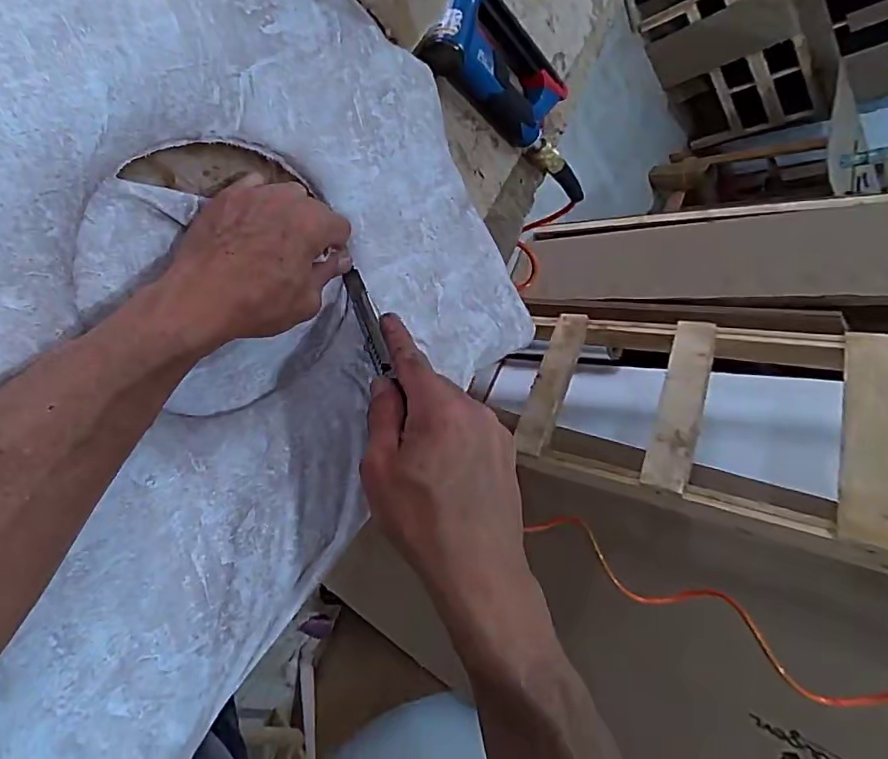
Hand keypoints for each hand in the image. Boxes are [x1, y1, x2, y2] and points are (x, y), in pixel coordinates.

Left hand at [152, 174, 351, 354]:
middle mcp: (289, 199)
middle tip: (296, 252)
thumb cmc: (258, 303)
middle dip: (312, 227)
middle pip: (314, 208)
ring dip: (287, 211)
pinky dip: (258, 198)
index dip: (335, 247)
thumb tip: (339, 259)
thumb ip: (327, 274)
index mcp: (315, 223)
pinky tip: (250, 218)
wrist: (198, 298)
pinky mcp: (228, 195)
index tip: (322, 261)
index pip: (340, 227)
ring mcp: (256, 192)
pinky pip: (254, 185)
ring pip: (285, 193)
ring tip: (271, 234)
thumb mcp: (305, 301)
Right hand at [360, 315, 536, 625]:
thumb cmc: (420, 521)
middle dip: (413, 399)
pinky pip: (472, 429)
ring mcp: (495, 429)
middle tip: (394, 438)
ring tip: (423, 469)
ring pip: (454, 410)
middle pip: (434, 389)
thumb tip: (387, 384)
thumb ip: (382, 417)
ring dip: (435, 422)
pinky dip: (454, 437)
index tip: (389, 318)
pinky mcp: (506, 450)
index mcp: (440, 408)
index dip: (397, 339)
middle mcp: (473, 408)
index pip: (413, 361)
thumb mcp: (380, 470)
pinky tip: (448, 476)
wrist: (480, 569)